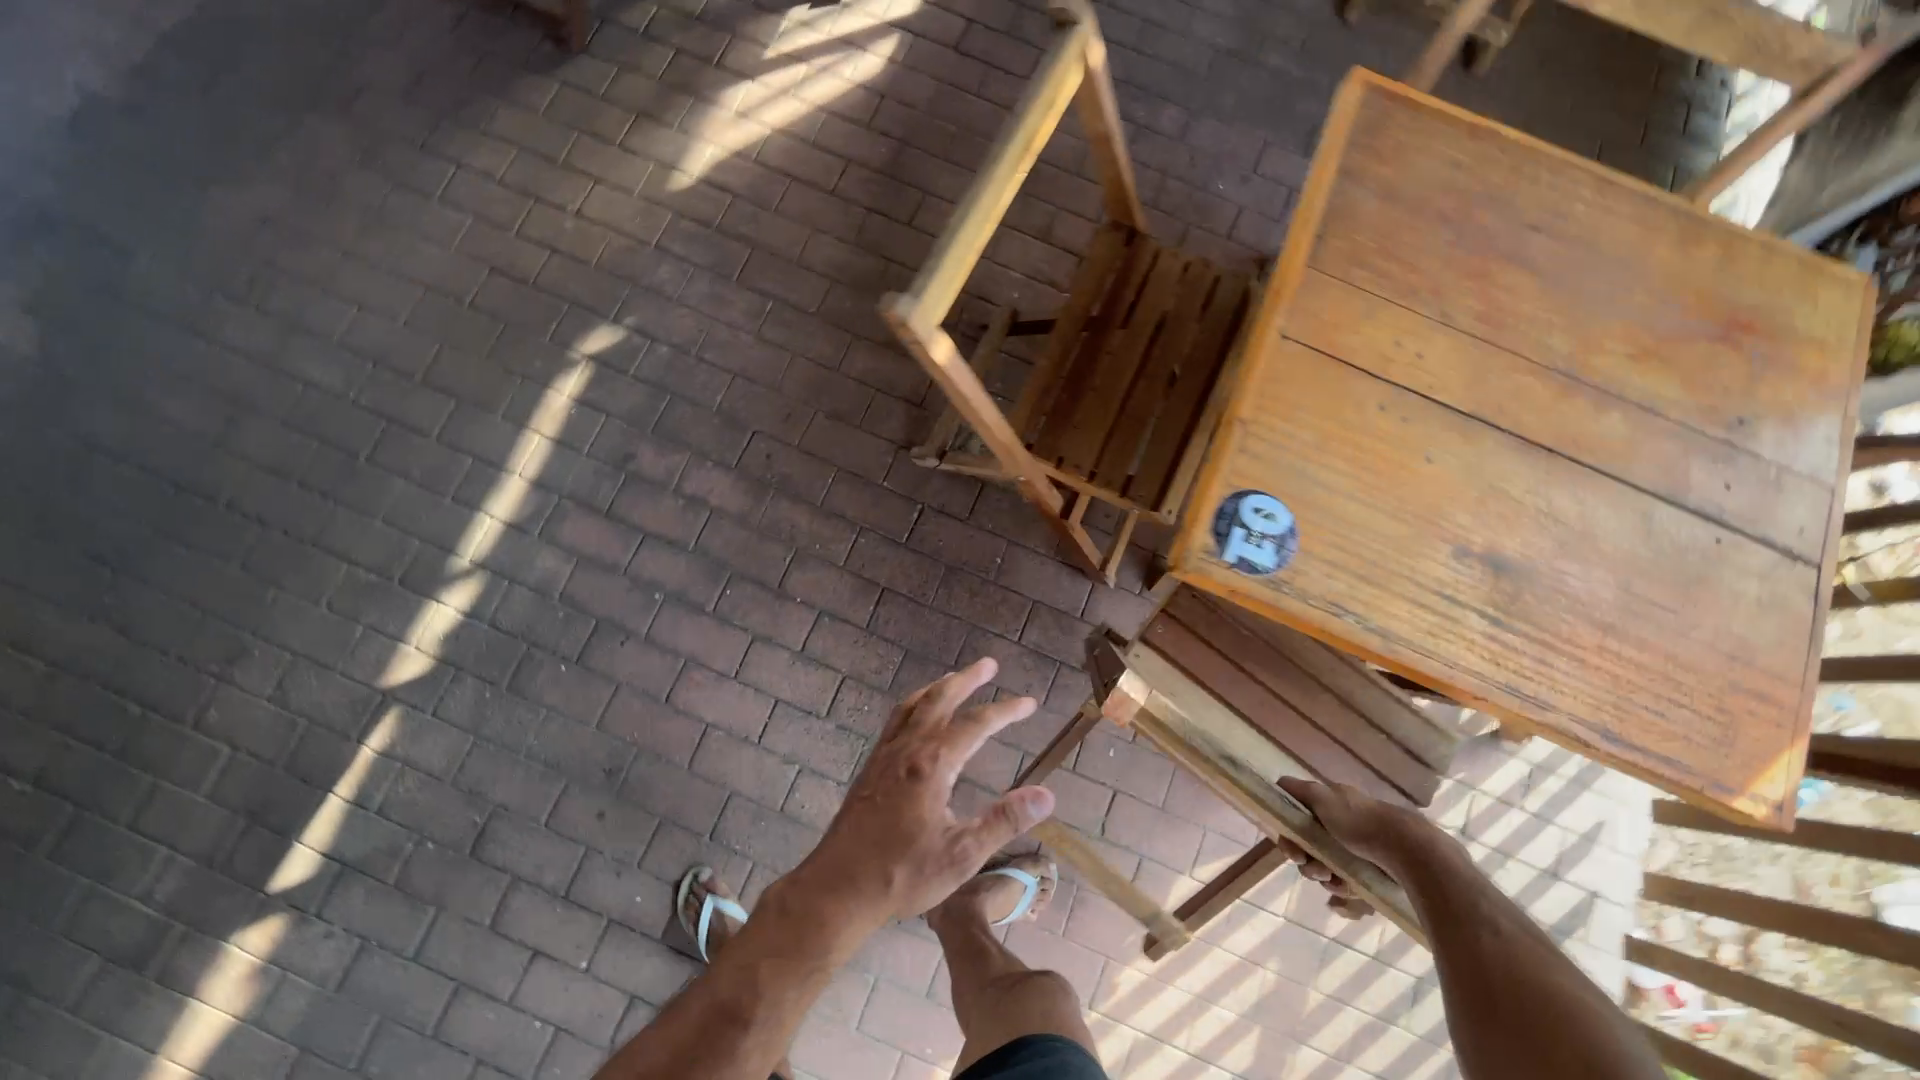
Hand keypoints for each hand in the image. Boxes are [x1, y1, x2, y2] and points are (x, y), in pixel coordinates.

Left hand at [797, 658, 1056, 922]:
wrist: (837, 888)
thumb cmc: (902, 875)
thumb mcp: (962, 854)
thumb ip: (1004, 821)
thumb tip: (1046, 794)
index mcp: (932, 764)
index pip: (976, 725)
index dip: (1005, 711)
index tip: (1029, 702)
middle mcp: (906, 750)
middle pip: (938, 700)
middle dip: (966, 680)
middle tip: (988, 664)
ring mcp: (883, 757)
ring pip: (911, 707)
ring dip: (936, 689)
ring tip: (953, 680)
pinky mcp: (869, 771)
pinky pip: (894, 722)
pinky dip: (913, 707)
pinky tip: (916, 721)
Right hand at [1272, 776, 1442, 919]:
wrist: (1411, 853)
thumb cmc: (1362, 823)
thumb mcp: (1326, 798)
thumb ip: (1301, 790)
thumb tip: (1278, 783)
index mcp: (1332, 807)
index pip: (1299, 821)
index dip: (1290, 837)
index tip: (1292, 852)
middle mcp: (1343, 827)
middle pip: (1311, 849)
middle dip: (1309, 863)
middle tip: (1318, 870)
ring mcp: (1358, 852)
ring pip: (1327, 869)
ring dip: (1327, 878)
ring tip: (1339, 881)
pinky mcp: (1371, 874)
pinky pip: (1346, 885)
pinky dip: (1345, 890)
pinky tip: (1350, 893)